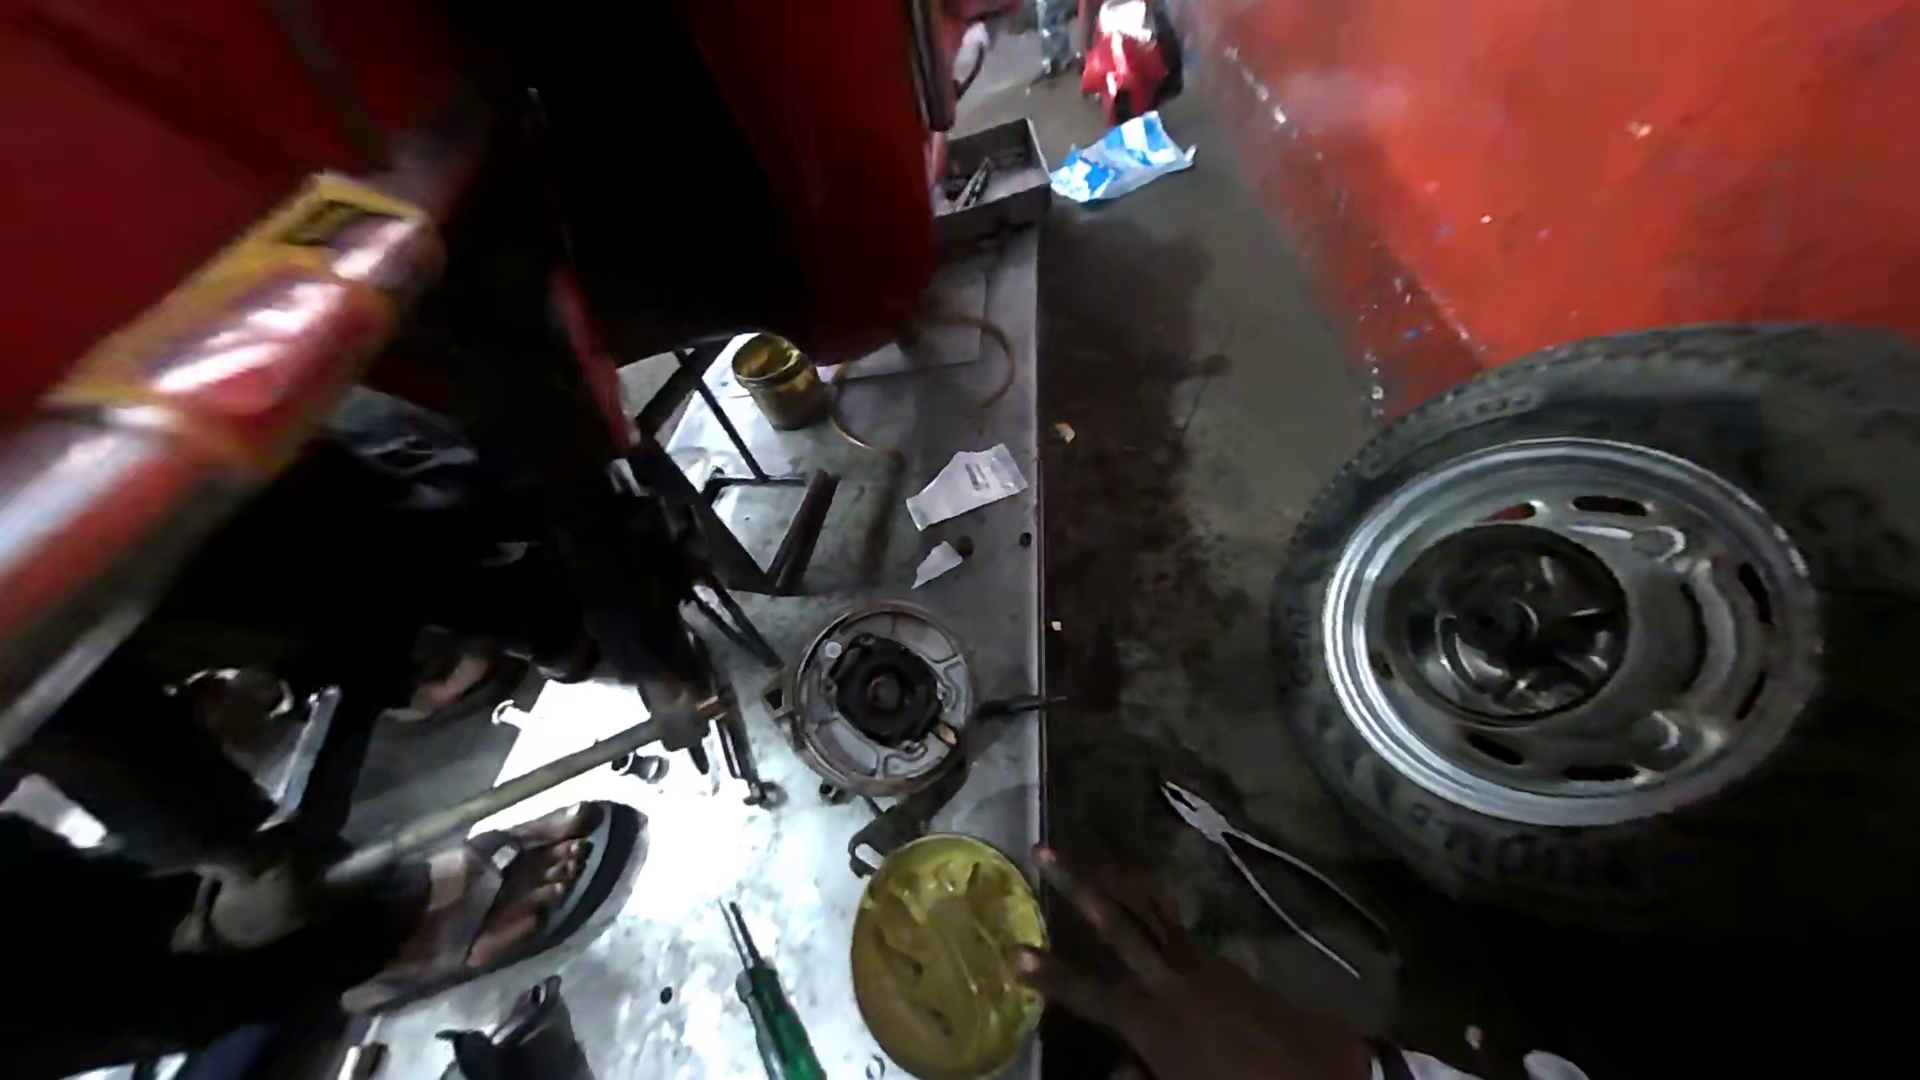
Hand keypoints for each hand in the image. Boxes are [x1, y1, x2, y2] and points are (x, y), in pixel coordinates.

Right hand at [1017, 846, 1371, 1079]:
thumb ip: (1142, 1079)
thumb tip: (1113, 1064)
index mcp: (1153, 1018)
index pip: (1088, 989)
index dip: (1051, 973)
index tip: (1016, 953)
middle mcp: (1165, 975)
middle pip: (1111, 918)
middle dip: (1073, 881)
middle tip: (1042, 850)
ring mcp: (1192, 958)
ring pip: (1143, 904)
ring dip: (1110, 878)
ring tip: (1087, 857)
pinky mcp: (1214, 955)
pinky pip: (1168, 916)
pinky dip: (1145, 898)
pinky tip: (1138, 894)